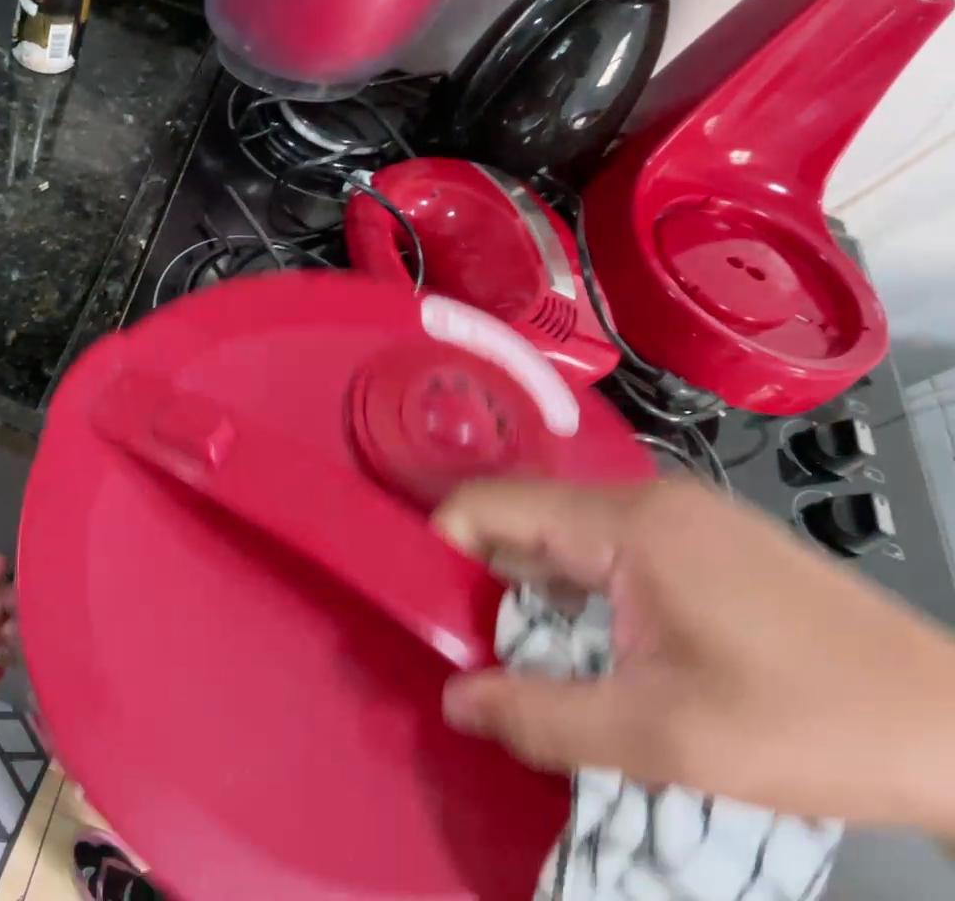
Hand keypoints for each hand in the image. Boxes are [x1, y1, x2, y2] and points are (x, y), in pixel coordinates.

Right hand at [433, 477, 954, 833]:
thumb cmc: (816, 726)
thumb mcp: (662, 738)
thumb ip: (539, 717)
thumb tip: (453, 703)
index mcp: (629, 524)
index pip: (487, 505)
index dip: (439, 550)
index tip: (425, 610)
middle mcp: (650, 501)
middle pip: (521, 518)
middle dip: (481, 577)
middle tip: (471, 644)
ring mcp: (684, 518)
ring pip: (561, 535)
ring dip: (528, 586)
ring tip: (526, 649)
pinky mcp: (708, 542)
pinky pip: (605, 548)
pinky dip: (575, 587)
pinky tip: (590, 639)